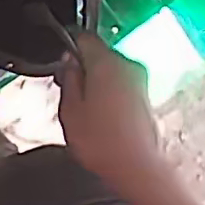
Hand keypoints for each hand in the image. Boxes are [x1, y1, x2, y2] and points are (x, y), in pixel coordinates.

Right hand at [57, 32, 166, 194]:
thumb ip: (68, 78)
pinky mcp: (145, 96)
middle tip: (67, 90)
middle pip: (98, 53)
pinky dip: (108, 92)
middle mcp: (127, 65)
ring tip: (83, 108)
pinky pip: (121, 84)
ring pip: (110, 69)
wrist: (136, 167)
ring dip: (95, 81)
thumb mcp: (69, 109)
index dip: (67, 46)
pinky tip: (99, 115)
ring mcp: (140, 80)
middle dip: (82, 66)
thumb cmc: (102, 142)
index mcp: (106, 63)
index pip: (83, 37)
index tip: (59, 62)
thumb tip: (68, 63)